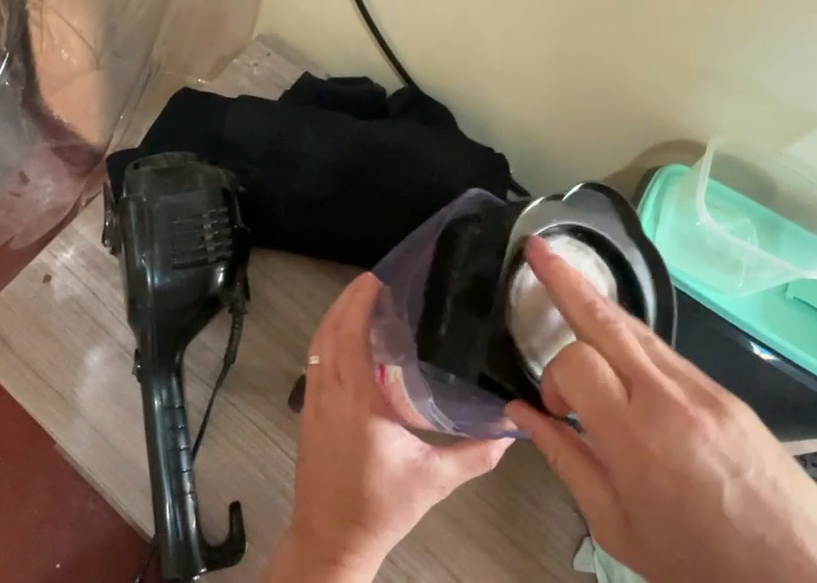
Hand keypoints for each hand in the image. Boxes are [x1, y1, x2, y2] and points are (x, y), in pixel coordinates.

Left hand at [265, 272, 510, 581]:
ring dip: (335, 317)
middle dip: (347, 300)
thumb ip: (474, 454)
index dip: (359, 302)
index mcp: (356, 400)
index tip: (376, 279)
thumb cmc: (382, 506)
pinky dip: (327, 340)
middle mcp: (328, 392)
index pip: (350, 335)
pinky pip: (314, 362)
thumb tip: (509, 430)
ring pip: (317, 345)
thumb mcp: (434, 480)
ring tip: (360, 301)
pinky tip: (347, 341)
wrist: (332, 538)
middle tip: (372, 281)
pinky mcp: (308, 412)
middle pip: (329, 331)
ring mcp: (313, 401)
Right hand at [504, 237, 816, 582]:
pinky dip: (632, 340)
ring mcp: (706, 392)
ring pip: (639, 330)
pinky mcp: (729, 396)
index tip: (556, 410)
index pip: (575, 361)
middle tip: (536, 248)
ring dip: (598, 305)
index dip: (553, 376)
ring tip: (566, 280)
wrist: (809, 582)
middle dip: (567, 280)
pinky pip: (668, 355)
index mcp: (636, 437)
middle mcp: (671, 399)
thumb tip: (520, 413)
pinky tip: (619, 352)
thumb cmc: (702, 566)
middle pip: (608, 320)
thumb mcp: (618, 528)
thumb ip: (565, 461)